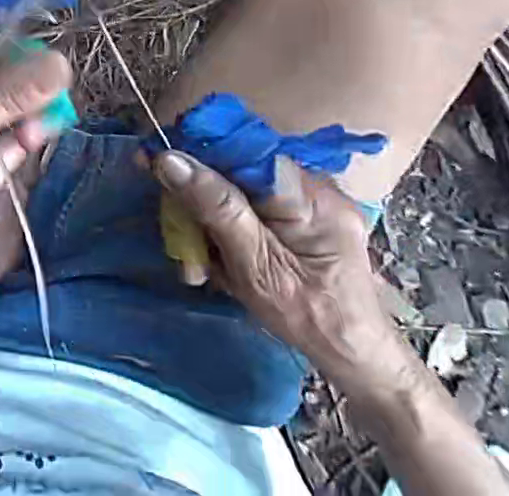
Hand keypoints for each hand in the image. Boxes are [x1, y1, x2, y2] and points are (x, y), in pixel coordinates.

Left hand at [0, 27, 70, 245]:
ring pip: (18, 106)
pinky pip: (7, 131)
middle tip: (33, 138)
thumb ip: (10, 94)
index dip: (31, 59)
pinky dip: (7, 153)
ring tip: (5, 166)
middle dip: (30, 109)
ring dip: (20, 137)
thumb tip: (63, 64)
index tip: (49, 91)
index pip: (6, 35)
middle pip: (19, 73)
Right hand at [153, 151, 412, 390]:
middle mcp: (313, 184)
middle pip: (233, 165)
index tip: (150, 163)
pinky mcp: (301, 211)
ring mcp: (309, 196)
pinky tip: (219, 257)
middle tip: (178, 240)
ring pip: (236, 184)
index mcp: (309, 196)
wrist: (358, 358)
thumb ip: (216, 209)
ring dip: (206, 219)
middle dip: (196, 197)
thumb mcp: (257, 269)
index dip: (192, 150)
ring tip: (200, 265)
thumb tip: (170, 159)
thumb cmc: (311, 320)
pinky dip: (225, 224)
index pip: (240, 149)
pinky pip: (249, 200)